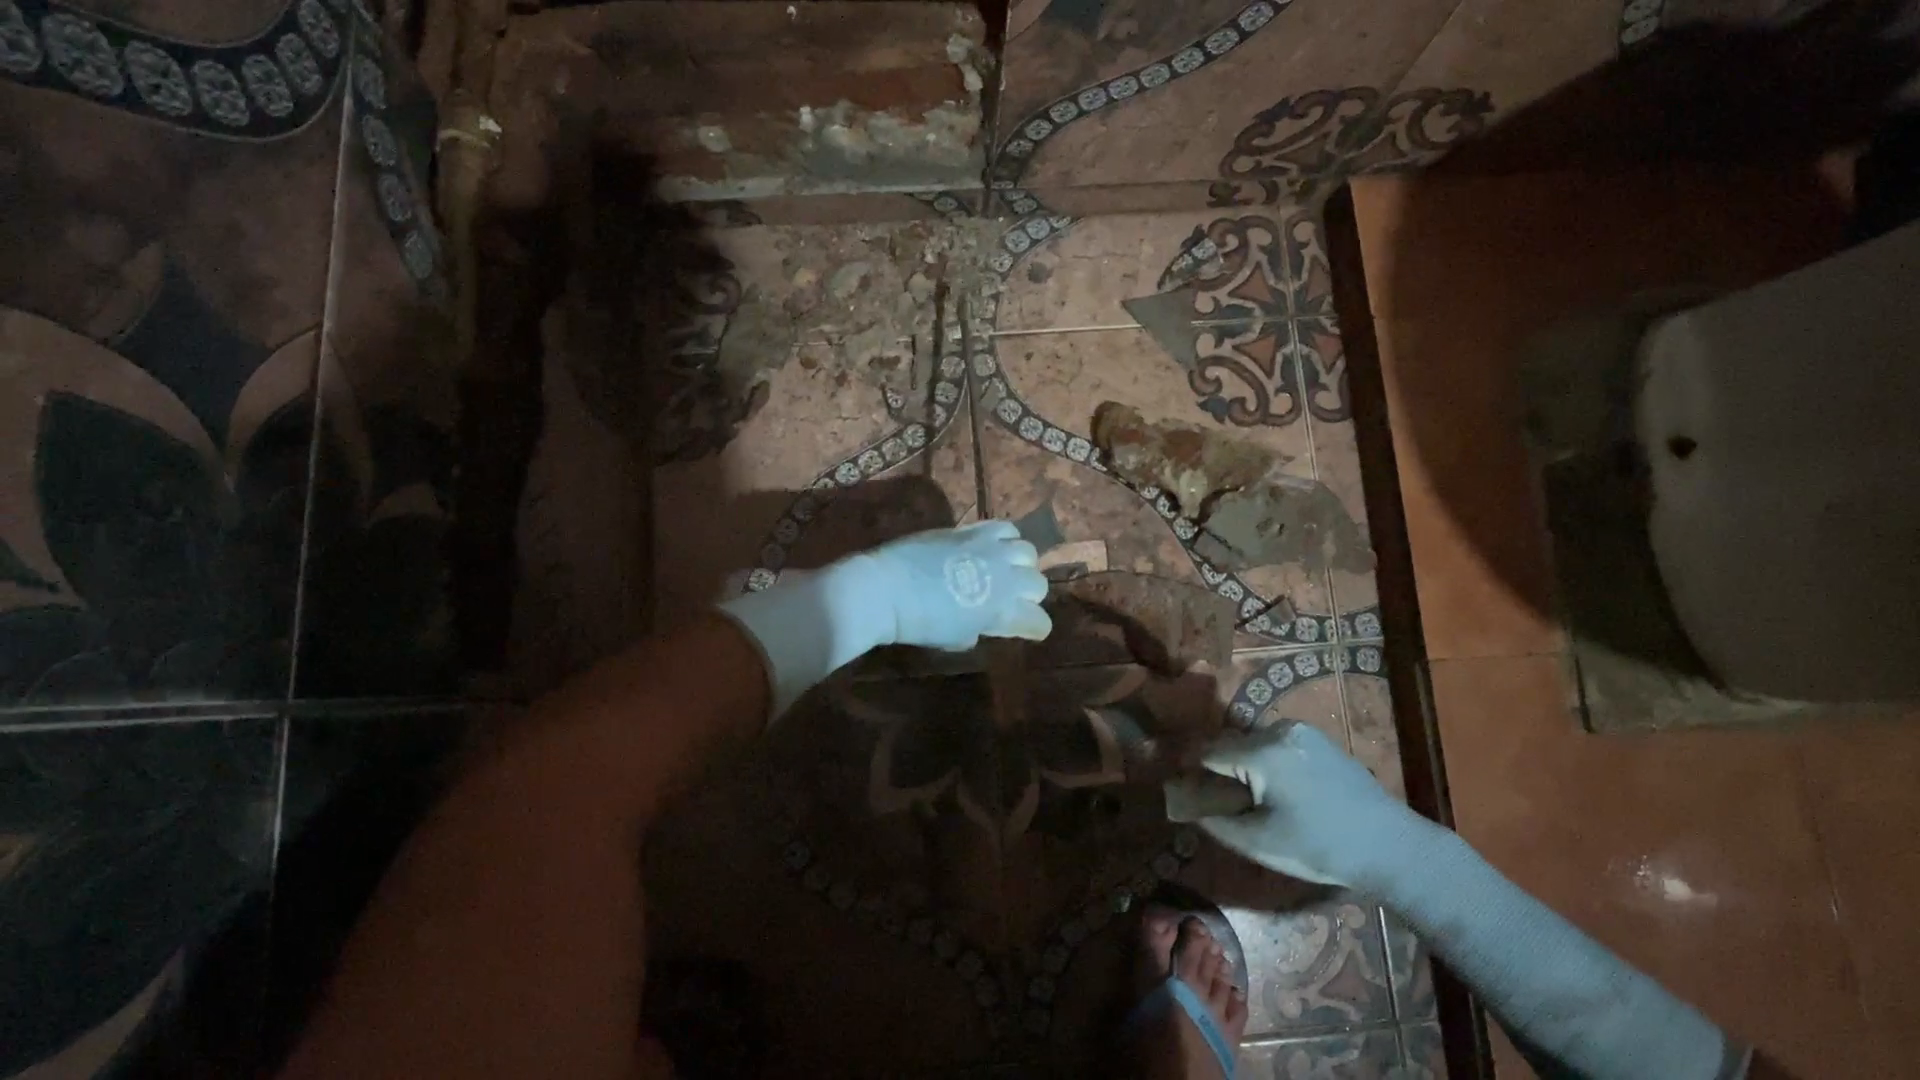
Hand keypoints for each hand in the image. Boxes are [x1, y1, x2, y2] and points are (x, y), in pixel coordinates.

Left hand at [852, 521, 1050, 649]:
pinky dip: (1003, 539)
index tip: (1024, 629)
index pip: (1039, 622)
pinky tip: (988, 547)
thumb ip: (978, 628)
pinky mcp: (971, 530)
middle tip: (1010, 599)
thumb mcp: (956, 637)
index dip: (1033, 628)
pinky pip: (1003, 528)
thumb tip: (982, 623)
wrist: (888, 588)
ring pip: (1027, 550)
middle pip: (1038, 584)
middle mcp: (1006, 577)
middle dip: (1028, 594)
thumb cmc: (921, 623)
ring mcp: (991, 549)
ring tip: (1002, 568)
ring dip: (1019, 563)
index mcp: (1004, 611)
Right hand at [1169, 723, 1428, 888]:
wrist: (1390, 847)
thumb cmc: (1319, 847)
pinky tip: (1280, 794)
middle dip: (1219, 770)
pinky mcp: (1320, 741)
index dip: (1192, 773)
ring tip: (1251, 802)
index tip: (1186, 794)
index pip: (1208, 752)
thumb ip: (1216, 821)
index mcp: (1261, 751)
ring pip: (1254, 743)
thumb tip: (1190, 809)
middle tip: (1220, 804)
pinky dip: (1268, 763)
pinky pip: (1278, 745)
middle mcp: (1279, 730)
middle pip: (1231, 744)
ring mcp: (1303, 732)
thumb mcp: (1259, 841)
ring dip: (1244, 766)